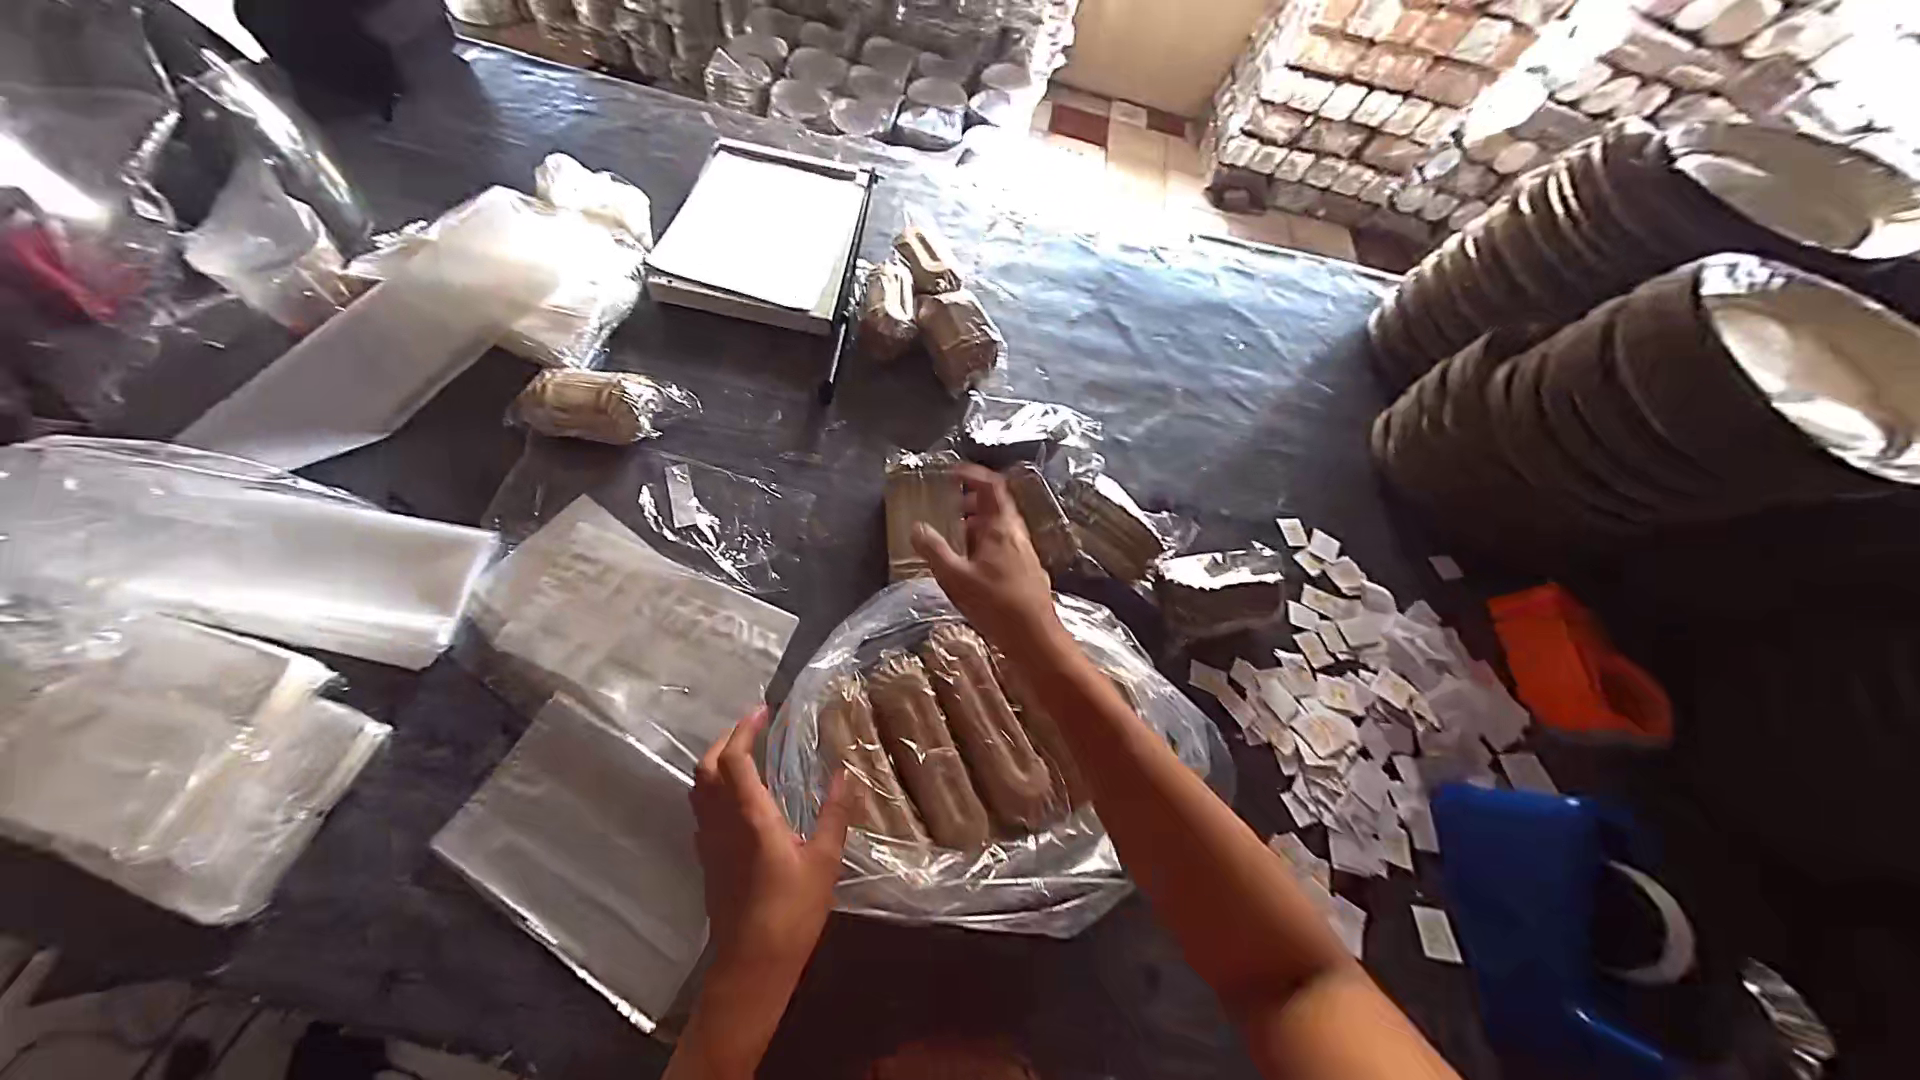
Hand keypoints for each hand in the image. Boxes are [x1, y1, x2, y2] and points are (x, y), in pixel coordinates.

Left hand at [690, 707, 852, 980]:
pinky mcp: (707, 859)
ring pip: (699, 788)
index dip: (745, 729)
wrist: (751, 966)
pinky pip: (702, 809)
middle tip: (752, 726)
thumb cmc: (791, 912)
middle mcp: (722, 822)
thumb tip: (844, 773)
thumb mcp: (825, 861)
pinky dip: (714, 787)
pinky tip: (739, 795)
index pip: (735, 759)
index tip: (763, 710)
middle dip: (726, 739)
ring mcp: (709, 841)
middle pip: (707, 767)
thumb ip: (834, 814)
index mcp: (751, 816)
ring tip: (745, 751)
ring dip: (717, 761)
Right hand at [910, 463, 1062, 651]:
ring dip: (977, 525)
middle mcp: (1017, 534)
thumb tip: (917, 528)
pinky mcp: (1027, 571)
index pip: (991, 486)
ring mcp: (1025, 553)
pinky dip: (985, 544)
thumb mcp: (955, 577)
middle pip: (995, 506)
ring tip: (954, 537)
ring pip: (999, 527)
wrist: (1035, 637)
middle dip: (970, 502)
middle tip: (948, 508)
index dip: (972, 475)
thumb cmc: (995, 604)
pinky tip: (971, 565)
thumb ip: (934, 550)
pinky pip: (1004, 545)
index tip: (951, 474)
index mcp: (1002, 527)